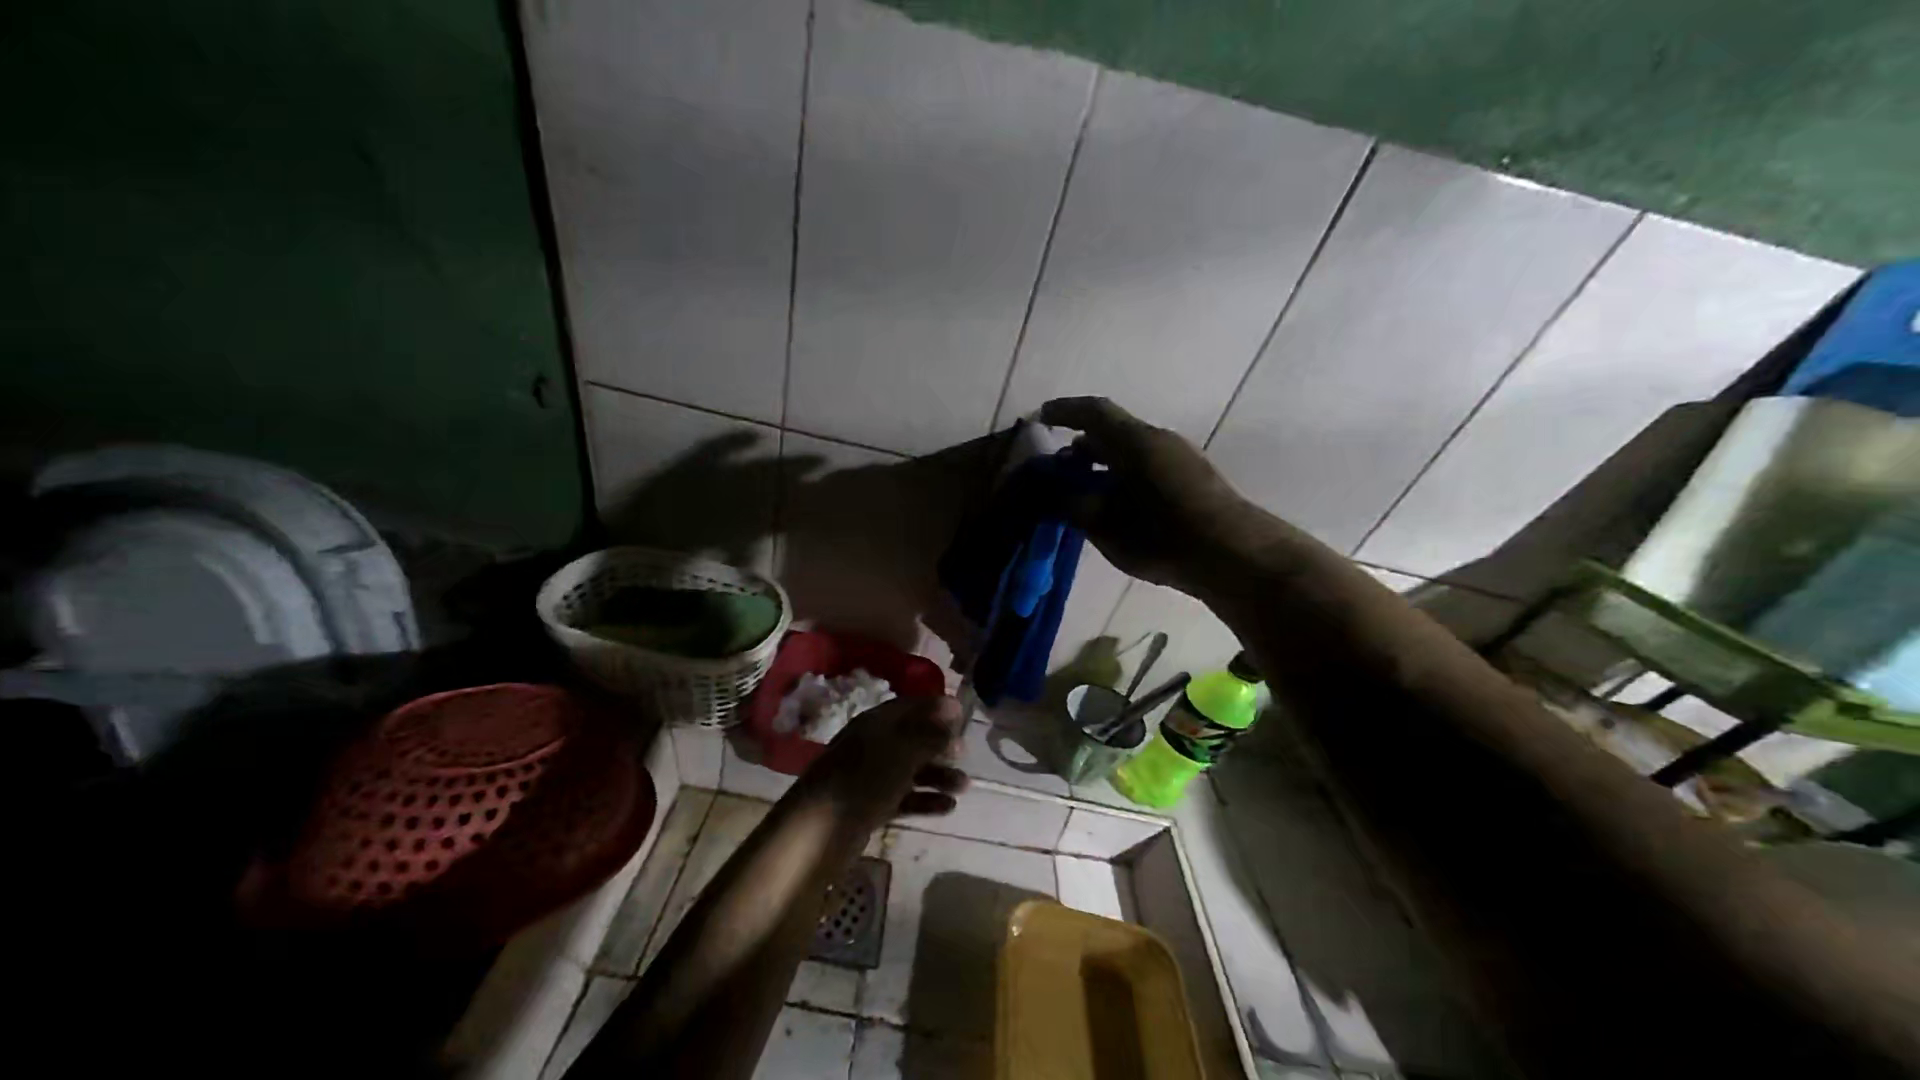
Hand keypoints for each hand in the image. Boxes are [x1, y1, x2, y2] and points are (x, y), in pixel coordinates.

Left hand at [806, 696, 967, 829]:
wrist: (821, 830)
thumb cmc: (865, 779)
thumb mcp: (903, 750)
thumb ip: (930, 731)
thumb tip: (953, 707)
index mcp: (875, 724)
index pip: (908, 707)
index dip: (935, 708)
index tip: (962, 715)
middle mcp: (872, 746)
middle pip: (912, 739)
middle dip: (939, 745)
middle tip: (964, 753)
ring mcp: (870, 777)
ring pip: (910, 770)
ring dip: (937, 775)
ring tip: (963, 787)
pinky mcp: (870, 807)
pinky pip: (904, 798)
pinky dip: (925, 800)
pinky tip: (948, 807)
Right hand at [1039, 397, 1267, 595]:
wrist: (1235, 556)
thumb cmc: (1163, 537)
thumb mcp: (1106, 526)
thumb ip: (1073, 505)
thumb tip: (1052, 492)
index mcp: (1136, 442)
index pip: (1094, 412)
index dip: (1064, 412)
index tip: (1040, 418)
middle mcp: (1160, 440)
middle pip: (1114, 432)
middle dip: (1082, 447)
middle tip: (1059, 469)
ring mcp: (1181, 458)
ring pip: (1132, 452)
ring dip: (1104, 465)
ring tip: (1085, 493)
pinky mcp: (1193, 479)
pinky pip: (1148, 466)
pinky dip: (1124, 477)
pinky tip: (1117, 507)